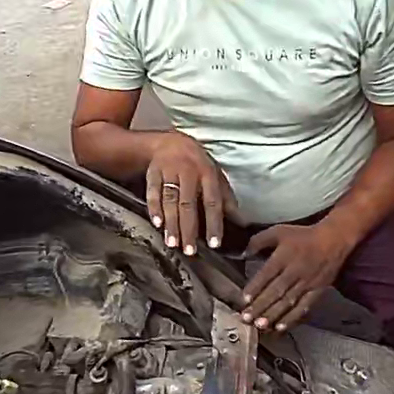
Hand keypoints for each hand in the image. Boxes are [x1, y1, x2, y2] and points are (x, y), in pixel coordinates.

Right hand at [144, 132, 237, 255]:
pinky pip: (153, 192)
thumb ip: (226, 198)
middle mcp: (189, 172)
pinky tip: (157, 224)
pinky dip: (154, 208)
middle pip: (188, 203)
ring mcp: (169, 171)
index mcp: (208, 174)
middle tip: (189, 251)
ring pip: (170, 199)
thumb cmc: (196, 163)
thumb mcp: (215, 175)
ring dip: (171, 222)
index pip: (212, 202)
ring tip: (172, 243)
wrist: (168, 141)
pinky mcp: (153, 172)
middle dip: (189, 228)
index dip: (214, 223)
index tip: (214, 244)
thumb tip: (240, 222)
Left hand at [240, 222, 355, 331]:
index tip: (244, 299)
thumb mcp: (278, 231)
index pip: (267, 274)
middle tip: (246, 318)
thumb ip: (258, 240)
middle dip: (260, 306)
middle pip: (276, 291)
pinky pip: (303, 307)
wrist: (334, 240)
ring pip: (288, 302)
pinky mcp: (316, 292)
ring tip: (259, 326)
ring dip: (273, 315)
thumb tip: (244, 253)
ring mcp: (307, 283)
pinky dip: (291, 318)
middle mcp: (294, 271)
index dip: (255, 287)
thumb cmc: (303, 236)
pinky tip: (279, 327)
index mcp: (284, 256)